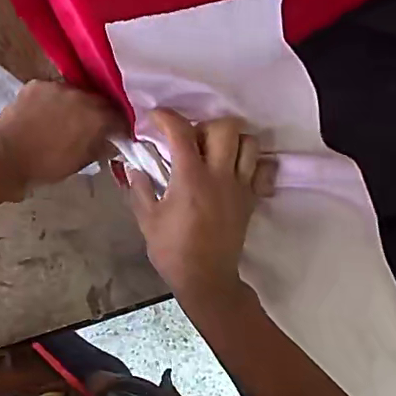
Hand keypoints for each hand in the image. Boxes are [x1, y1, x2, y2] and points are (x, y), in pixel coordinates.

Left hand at [0, 81, 120, 198]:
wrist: (4, 159)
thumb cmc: (46, 166)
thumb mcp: (82, 162)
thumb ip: (102, 147)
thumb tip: (113, 141)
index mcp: (96, 116)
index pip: (118, 116)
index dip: (119, 125)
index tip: (116, 133)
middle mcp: (81, 95)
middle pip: (98, 100)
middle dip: (98, 112)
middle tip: (92, 125)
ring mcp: (57, 87)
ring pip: (75, 92)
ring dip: (75, 103)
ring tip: (66, 117)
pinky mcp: (36, 84)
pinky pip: (52, 90)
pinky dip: (53, 100)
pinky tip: (46, 112)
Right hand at [124, 109, 276, 314]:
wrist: (207, 278)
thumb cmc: (173, 250)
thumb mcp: (147, 219)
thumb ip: (140, 188)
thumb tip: (133, 167)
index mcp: (190, 177)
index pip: (181, 132)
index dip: (166, 117)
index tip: (155, 118)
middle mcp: (220, 175)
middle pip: (225, 128)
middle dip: (205, 125)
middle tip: (192, 139)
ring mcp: (241, 185)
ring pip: (249, 143)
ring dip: (232, 140)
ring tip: (215, 152)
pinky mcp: (252, 198)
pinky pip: (262, 169)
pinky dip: (252, 162)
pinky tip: (235, 170)